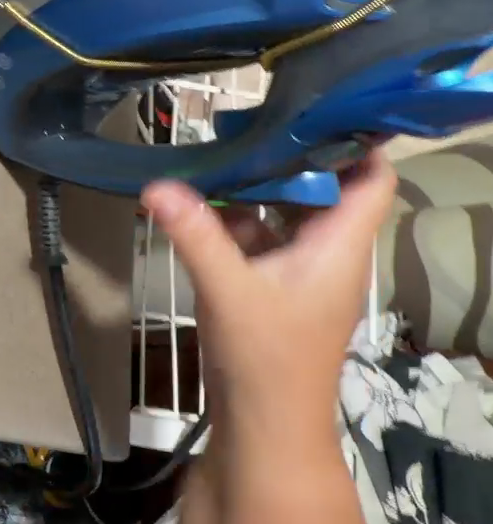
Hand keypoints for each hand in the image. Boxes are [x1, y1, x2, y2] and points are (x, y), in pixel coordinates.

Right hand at [140, 151, 396, 443]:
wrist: (263, 415)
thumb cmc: (267, 354)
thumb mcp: (229, 290)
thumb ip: (194, 235)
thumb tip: (156, 186)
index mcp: (338, 247)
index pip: (367, 181)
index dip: (354, 143)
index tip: (315, 107)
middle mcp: (322, 251)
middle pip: (316, 190)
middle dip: (282, 159)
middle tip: (238, 126)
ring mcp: (291, 268)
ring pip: (278, 213)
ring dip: (247, 189)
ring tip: (207, 158)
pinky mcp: (262, 283)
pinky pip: (250, 237)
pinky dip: (224, 218)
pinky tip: (190, 206)